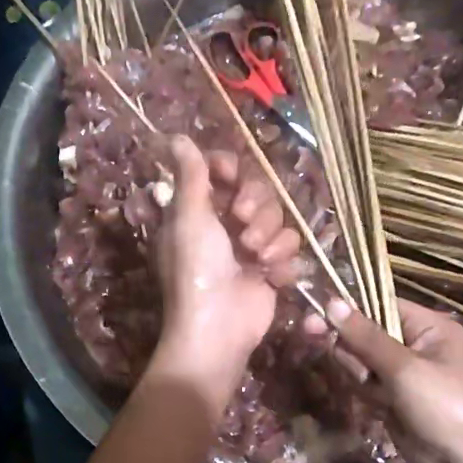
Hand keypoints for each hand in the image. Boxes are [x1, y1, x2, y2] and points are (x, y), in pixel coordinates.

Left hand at [151, 137, 302, 398]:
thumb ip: (190, 176)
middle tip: (242, 222)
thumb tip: (173, 137)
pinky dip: (282, 263)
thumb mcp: (189, 217)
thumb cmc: (196, 269)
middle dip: (256, 206)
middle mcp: (223, 226)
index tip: (232, 176)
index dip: (231, 169)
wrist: (218, 326)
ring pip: (278, 219)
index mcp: (197, 212)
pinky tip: (271, 277)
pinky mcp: (269, 270)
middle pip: (257, 191)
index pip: (221, 171)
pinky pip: (290, 250)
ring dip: (270, 236)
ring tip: (255, 257)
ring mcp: (248, 249)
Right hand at [305, 298, 462, 462]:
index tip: (314, 313)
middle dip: (346, 341)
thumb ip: (364, 336)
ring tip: (372, 389)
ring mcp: (402, 371)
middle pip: (365, 330)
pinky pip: (364, 381)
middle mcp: (415, 344)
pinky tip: (375, 402)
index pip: (381, 303)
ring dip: (355, 370)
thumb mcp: (403, 367)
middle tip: (312, 336)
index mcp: (429, 327)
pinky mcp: (391, 395)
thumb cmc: (443, 405)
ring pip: (359, 358)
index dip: (348, 308)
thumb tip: (330, 302)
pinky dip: (361, 389)